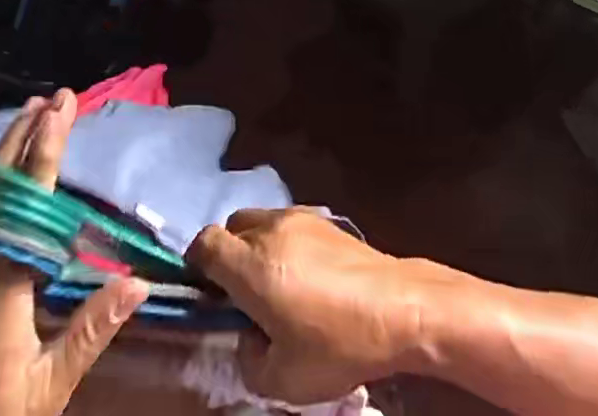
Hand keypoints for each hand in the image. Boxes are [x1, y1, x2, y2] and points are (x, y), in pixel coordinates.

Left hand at [0, 90, 150, 415]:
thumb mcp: (48, 390)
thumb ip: (90, 331)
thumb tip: (138, 282)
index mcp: (1, 287)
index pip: (29, 203)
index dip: (46, 151)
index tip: (62, 109)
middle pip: (1, 186)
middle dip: (29, 136)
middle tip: (56, 98)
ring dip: (1, 150)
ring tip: (26, 111)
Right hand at [187, 208, 447, 402]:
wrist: (399, 308)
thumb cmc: (337, 344)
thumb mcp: (283, 379)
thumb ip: (248, 359)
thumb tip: (247, 336)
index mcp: (251, 265)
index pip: (204, 243)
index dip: (198, 265)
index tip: (209, 291)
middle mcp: (269, 230)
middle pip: (230, 228)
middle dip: (227, 255)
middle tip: (243, 291)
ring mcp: (298, 218)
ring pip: (259, 221)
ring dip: (256, 246)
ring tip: (277, 281)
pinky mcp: (323, 219)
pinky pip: (287, 223)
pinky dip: (283, 242)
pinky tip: (306, 273)